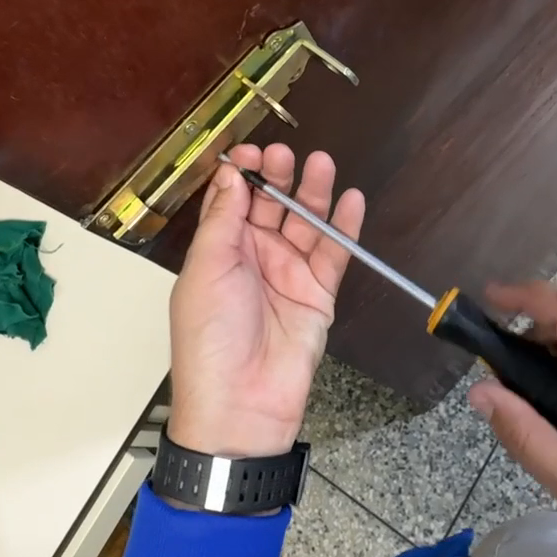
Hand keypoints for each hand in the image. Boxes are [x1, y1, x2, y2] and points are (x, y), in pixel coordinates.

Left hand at [167, 144, 364, 458]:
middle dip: (278, 177)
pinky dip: (345, 227)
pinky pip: (334, 253)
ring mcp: (288, 274)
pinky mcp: (318, 294)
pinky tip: (351, 200)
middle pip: (271, 206)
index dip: (242, 175)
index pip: (233, 202)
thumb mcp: (206, 271)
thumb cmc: (209, 340)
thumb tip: (231, 175)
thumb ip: (223, 220)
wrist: (241, 404)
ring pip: (305, 223)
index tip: (250, 152)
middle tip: (285, 155)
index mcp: (219, 252)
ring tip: (323, 164)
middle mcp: (254, 257)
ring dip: (314, 193)